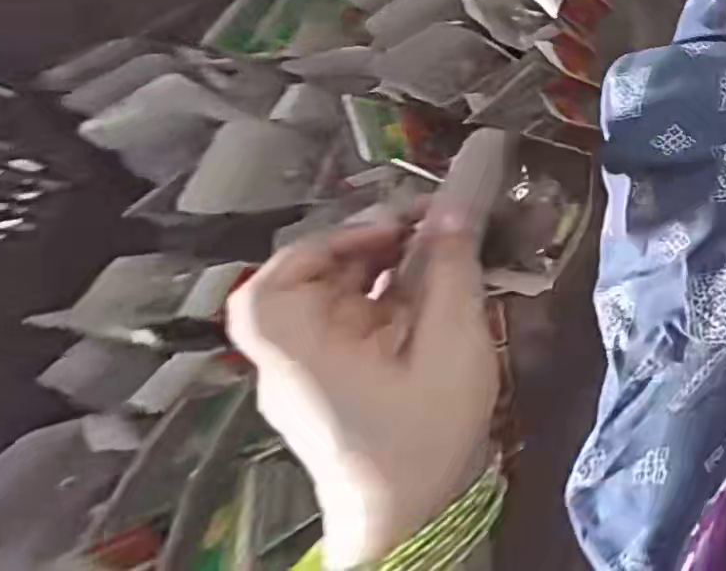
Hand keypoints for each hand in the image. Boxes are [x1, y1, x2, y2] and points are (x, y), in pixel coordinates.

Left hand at [227, 218, 498, 566]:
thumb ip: (452, 272)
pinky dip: (394, 287)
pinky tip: (436, 280)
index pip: (272, 286)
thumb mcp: (453, 343)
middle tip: (428, 224)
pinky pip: (360, 314)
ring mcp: (321, 368)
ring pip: (337, 293)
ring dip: (385, 260)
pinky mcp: (347, 375)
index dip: (326, 244)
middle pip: (308, 281)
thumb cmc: (428, 430)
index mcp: (305, 354)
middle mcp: (299, 358)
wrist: (417, 515)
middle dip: (368, 242)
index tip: (390, 232)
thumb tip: (453, 212)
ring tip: (441, 243)